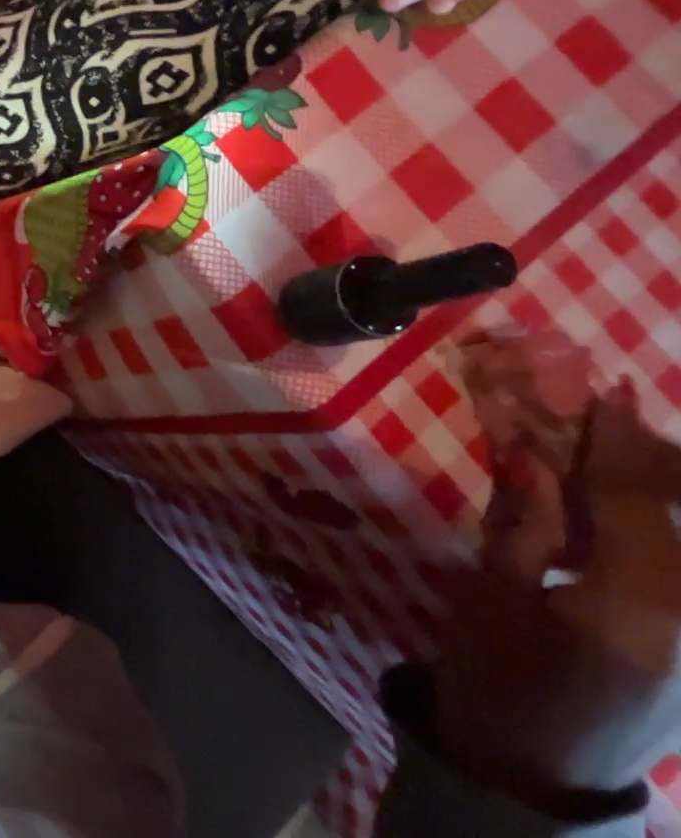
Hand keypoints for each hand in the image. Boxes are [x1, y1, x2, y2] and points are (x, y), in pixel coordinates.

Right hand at [428, 380, 680, 802]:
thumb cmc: (492, 671)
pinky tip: (640, 518)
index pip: (632, 497)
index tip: (606, 390)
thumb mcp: (489, 592)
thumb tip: (532, 455)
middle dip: (659, 460)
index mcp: (631, 599)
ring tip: (637, 462)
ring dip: (666, 495)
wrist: (535, 762)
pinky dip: (666, 529)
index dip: (616, 440)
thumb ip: (520, 522)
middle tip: (622, 420)